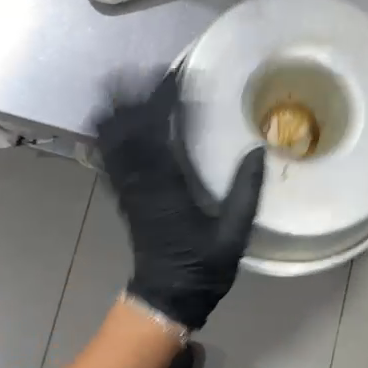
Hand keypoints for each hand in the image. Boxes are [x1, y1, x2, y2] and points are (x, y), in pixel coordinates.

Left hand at [94, 71, 264, 331]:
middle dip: (138, 93)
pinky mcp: (123, 195)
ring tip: (135, 83)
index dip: (166, 98)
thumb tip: (258, 150)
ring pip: (111, 137)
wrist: (167, 296)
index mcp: (168, 188)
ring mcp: (127, 188)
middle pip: (128, 126)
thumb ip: (245, 193)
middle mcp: (141, 182)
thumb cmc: (203, 267)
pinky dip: (110, 130)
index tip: (180, 74)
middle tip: (158, 71)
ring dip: (120, 107)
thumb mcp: (233, 235)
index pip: (160, 130)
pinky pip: (108, 156)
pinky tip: (116, 115)